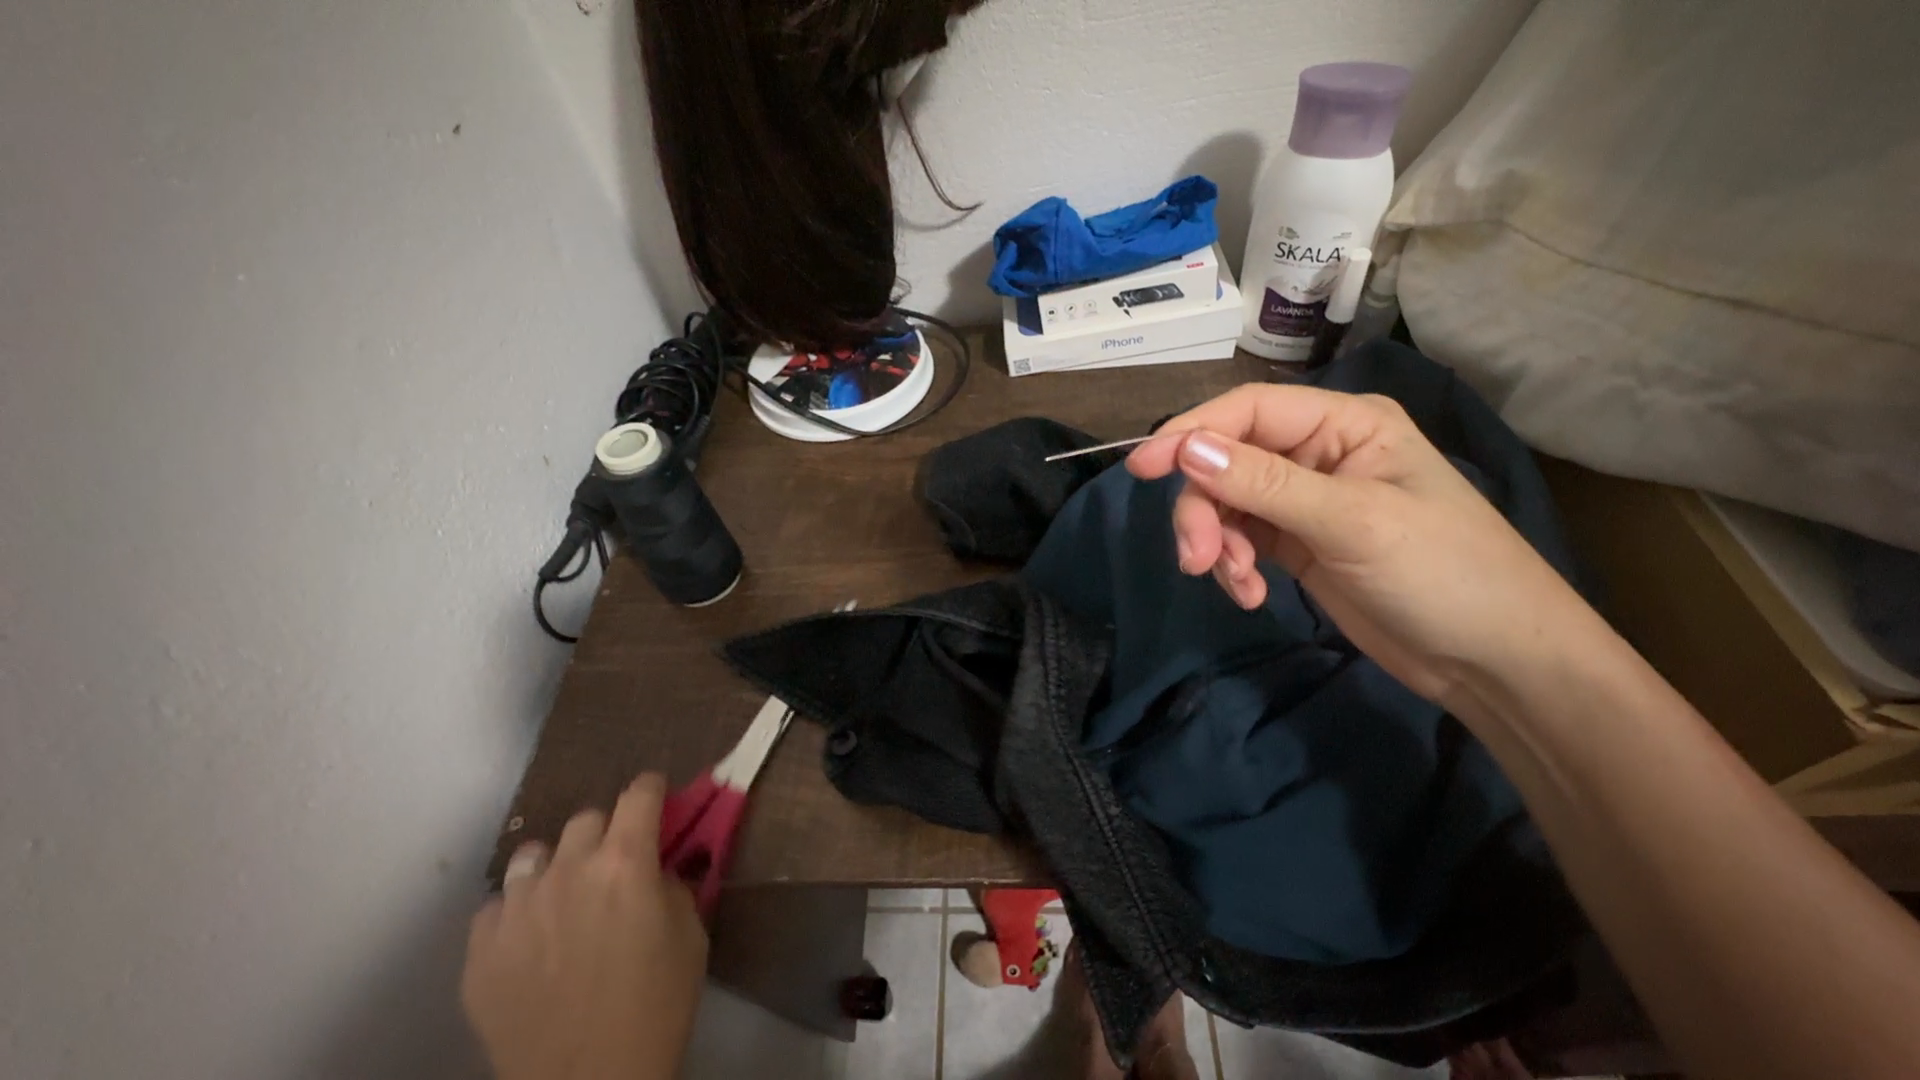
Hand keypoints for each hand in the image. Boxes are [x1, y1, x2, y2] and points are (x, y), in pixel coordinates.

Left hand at [462, 775, 707, 1079]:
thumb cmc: (657, 1007)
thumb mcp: (691, 937)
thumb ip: (672, 887)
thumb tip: (656, 870)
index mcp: (624, 861)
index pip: (639, 794)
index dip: (651, 791)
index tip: (656, 798)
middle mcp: (567, 869)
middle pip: (586, 819)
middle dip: (605, 833)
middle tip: (615, 866)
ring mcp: (517, 906)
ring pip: (533, 856)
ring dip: (556, 867)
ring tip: (564, 901)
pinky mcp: (480, 948)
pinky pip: (496, 907)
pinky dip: (517, 914)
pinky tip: (530, 943)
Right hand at [1126, 384, 1591, 703]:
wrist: (1493, 660)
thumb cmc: (1443, 573)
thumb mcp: (1352, 523)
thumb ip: (1266, 485)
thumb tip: (1187, 450)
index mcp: (1345, 424)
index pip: (1249, 411)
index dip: (1191, 434)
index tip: (1140, 469)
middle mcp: (1319, 453)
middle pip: (1228, 461)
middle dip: (1205, 508)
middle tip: (1197, 559)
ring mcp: (1306, 501)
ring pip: (1227, 503)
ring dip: (1217, 542)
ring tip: (1233, 583)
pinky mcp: (1298, 545)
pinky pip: (1241, 540)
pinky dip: (1233, 565)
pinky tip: (1251, 595)